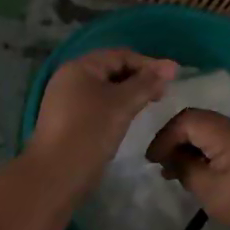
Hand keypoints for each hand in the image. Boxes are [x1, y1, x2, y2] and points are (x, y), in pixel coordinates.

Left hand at [26, 49, 177, 186]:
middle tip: (163, 93)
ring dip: (129, 94)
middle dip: (139, 78)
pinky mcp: (68, 120)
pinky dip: (116, 107)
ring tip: (151, 104)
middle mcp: (69, 78)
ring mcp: (66, 100)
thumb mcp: (122, 103)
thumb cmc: (90, 131)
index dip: (148, 63)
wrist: (56, 174)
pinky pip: (97, 105)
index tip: (173, 77)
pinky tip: (129, 118)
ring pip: (104, 89)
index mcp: (79, 67)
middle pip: (111, 70)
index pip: (119, 55)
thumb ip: (146, 83)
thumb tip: (170, 67)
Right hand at [146, 108, 229, 229]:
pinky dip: (206, 151)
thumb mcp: (205, 188)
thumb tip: (169, 155)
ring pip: (211, 131)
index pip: (187, 120)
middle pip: (198, 121)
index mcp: (227, 133)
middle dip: (175, 139)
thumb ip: (183, 166)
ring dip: (190, 145)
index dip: (165, 136)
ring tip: (175, 170)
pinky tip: (198, 171)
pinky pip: (224, 141)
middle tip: (161, 162)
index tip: (153, 159)